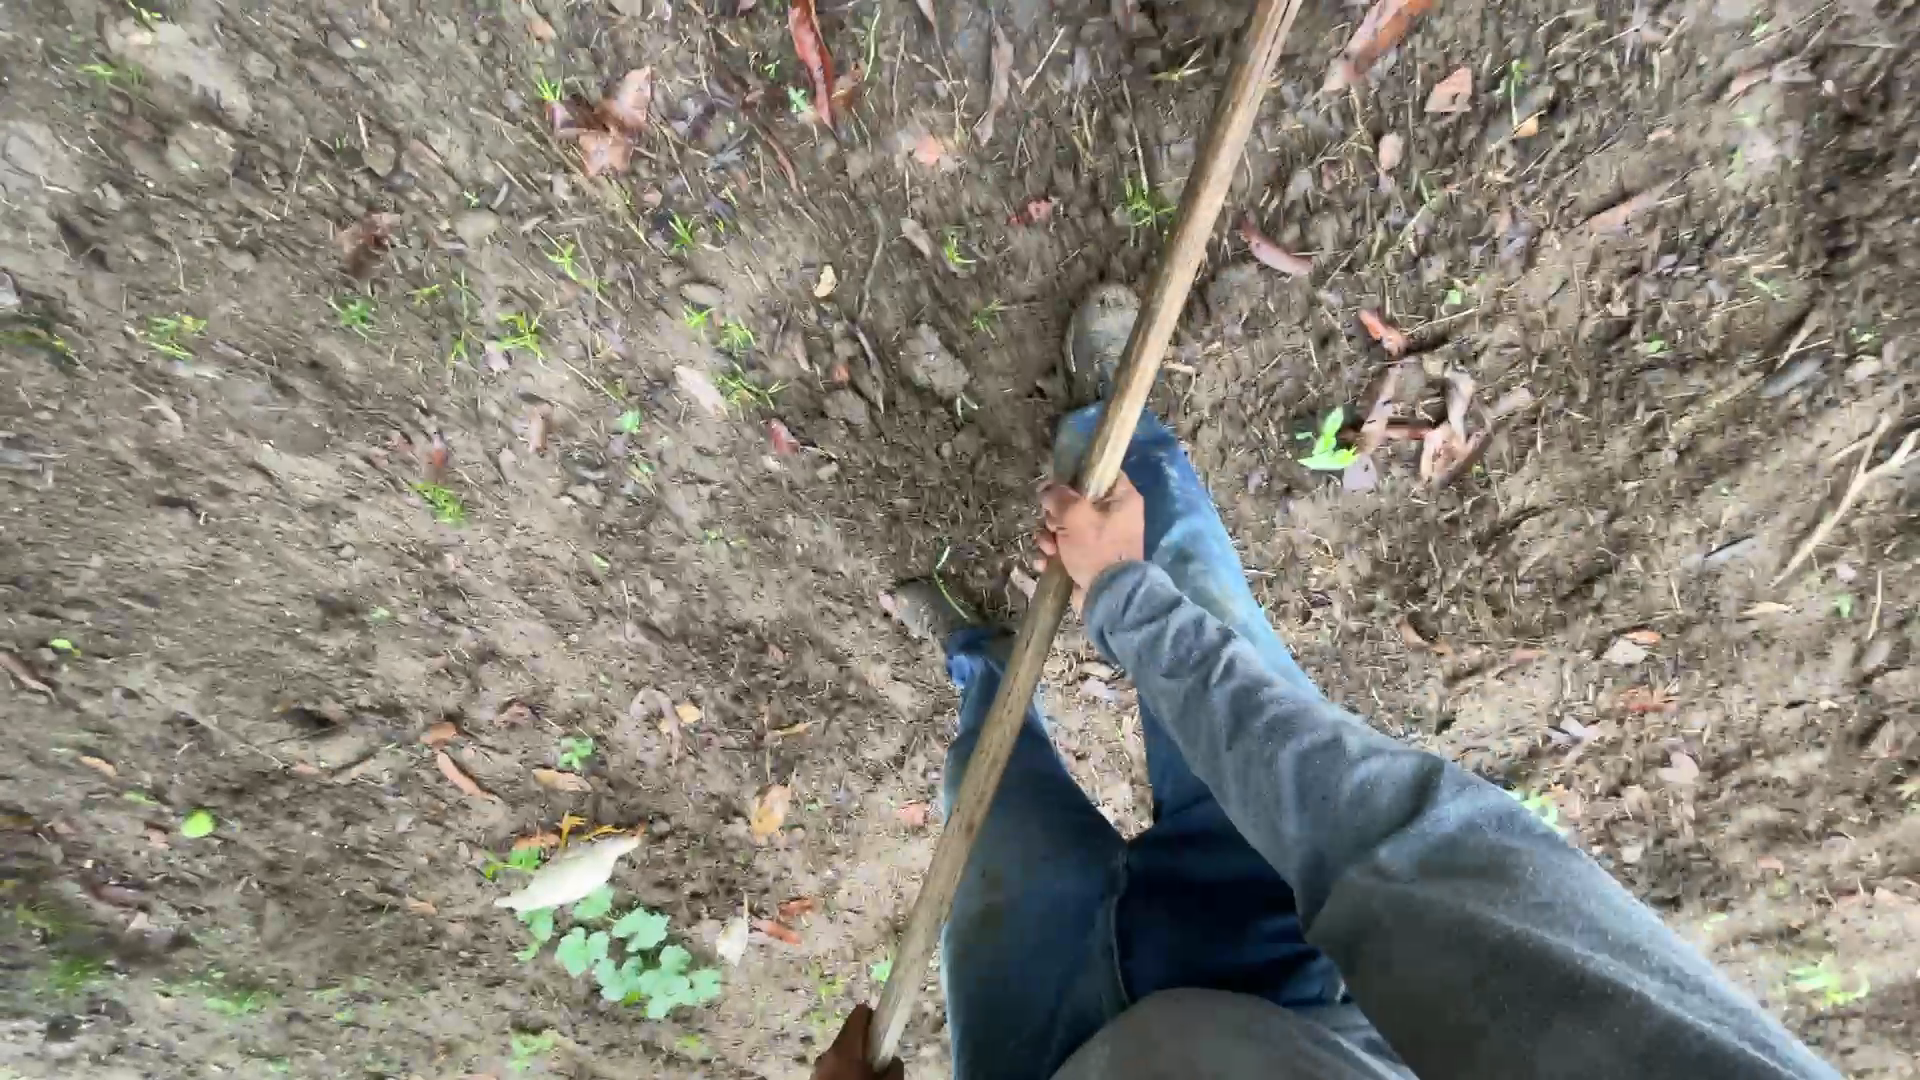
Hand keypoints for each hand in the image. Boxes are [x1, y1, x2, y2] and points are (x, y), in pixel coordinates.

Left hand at [811, 1004, 903, 1079]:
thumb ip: (894, 1068)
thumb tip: (892, 1060)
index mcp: (844, 1048)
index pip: (860, 1013)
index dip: (876, 1018)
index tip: (885, 1034)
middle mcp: (827, 1054)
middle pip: (851, 1037)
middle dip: (867, 1047)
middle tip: (880, 1066)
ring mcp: (817, 1071)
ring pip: (842, 1056)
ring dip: (856, 1063)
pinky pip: (834, 1071)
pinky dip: (845, 1075)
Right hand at [1036, 471, 1145, 612]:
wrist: (1107, 597)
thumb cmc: (1097, 549)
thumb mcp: (1076, 515)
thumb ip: (1058, 497)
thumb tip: (1046, 490)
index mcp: (1121, 498)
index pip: (1099, 475)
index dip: (1075, 477)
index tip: (1056, 486)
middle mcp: (1112, 515)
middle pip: (1074, 502)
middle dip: (1055, 516)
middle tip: (1054, 526)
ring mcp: (1099, 538)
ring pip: (1063, 526)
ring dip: (1048, 538)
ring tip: (1049, 550)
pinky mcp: (1086, 558)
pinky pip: (1062, 548)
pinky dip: (1052, 555)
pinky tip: (1046, 563)